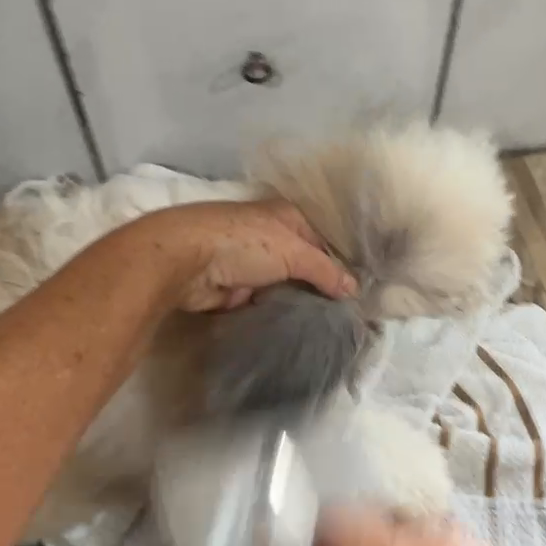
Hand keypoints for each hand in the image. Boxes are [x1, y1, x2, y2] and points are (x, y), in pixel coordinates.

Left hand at [128, 199, 356, 311]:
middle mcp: (271, 235)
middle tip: (349, 315)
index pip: (324, 242)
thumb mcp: (294, 252)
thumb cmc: (244, 243)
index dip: (340, 265)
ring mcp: (252, 263)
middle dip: (322, 287)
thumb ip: (326, 272)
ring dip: (301, 302)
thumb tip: (355, 290)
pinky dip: (279, 313)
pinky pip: (267, 302)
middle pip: (305, 264)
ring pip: (287, 285)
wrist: (185, 261)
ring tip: (331, 325)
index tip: (359, 293)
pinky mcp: (237, 288)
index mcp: (287, 216)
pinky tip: (300, 329)